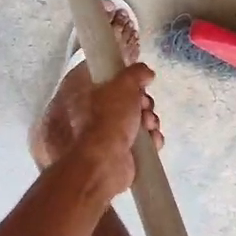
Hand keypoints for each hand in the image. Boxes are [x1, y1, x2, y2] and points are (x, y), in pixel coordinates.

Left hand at [63, 63, 161, 200]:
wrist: (106, 163)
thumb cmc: (109, 117)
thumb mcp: (124, 84)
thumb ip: (136, 73)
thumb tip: (145, 72)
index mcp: (84, 90)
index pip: (107, 74)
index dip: (127, 73)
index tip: (143, 75)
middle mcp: (93, 111)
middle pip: (128, 97)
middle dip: (143, 101)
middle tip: (144, 105)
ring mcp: (108, 133)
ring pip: (138, 118)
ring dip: (149, 120)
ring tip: (147, 125)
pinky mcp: (122, 152)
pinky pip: (143, 140)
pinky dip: (151, 139)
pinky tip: (151, 141)